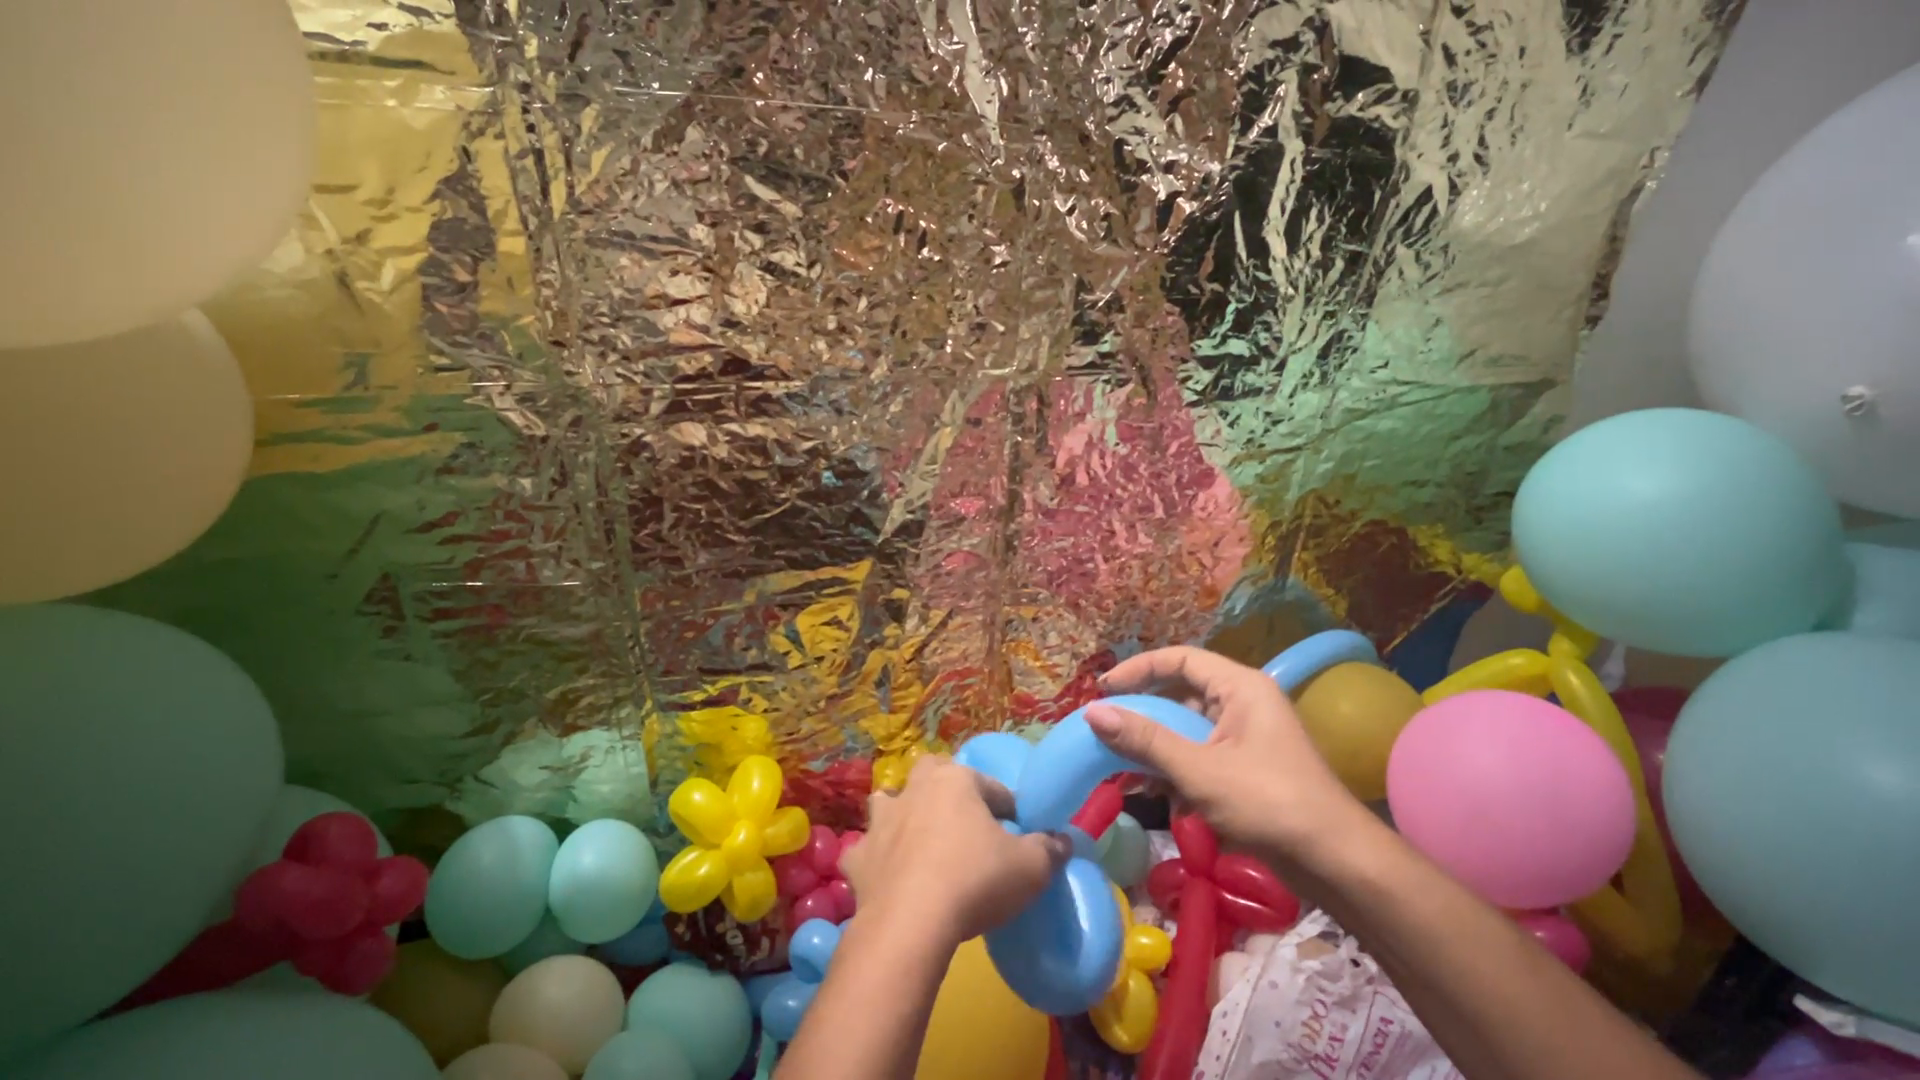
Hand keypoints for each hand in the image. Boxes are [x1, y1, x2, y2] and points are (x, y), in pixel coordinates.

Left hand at [841, 755, 1071, 943]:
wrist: (910, 923)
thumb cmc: (976, 881)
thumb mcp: (1031, 867)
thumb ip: (1049, 849)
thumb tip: (1062, 841)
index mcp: (955, 781)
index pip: (991, 786)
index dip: (1008, 808)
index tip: (1017, 833)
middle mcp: (913, 790)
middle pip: (931, 775)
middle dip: (946, 791)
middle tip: (965, 826)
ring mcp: (879, 823)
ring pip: (889, 803)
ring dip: (903, 815)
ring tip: (922, 843)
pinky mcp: (857, 859)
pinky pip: (867, 851)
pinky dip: (877, 860)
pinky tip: (889, 877)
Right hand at [1085, 646, 1372, 870]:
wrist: (1333, 859)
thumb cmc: (1268, 803)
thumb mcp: (1198, 770)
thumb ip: (1145, 740)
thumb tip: (1092, 713)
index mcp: (1240, 687)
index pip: (1180, 659)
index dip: (1138, 669)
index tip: (1102, 690)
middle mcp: (1244, 703)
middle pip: (1182, 692)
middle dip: (1143, 712)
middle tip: (1105, 729)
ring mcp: (1248, 736)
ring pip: (1189, 727)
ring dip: (1156, 745)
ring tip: (1121, 766)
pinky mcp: (1248, 767)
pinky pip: (1201, 754)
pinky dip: (1175, 767)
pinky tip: (1152, 791)